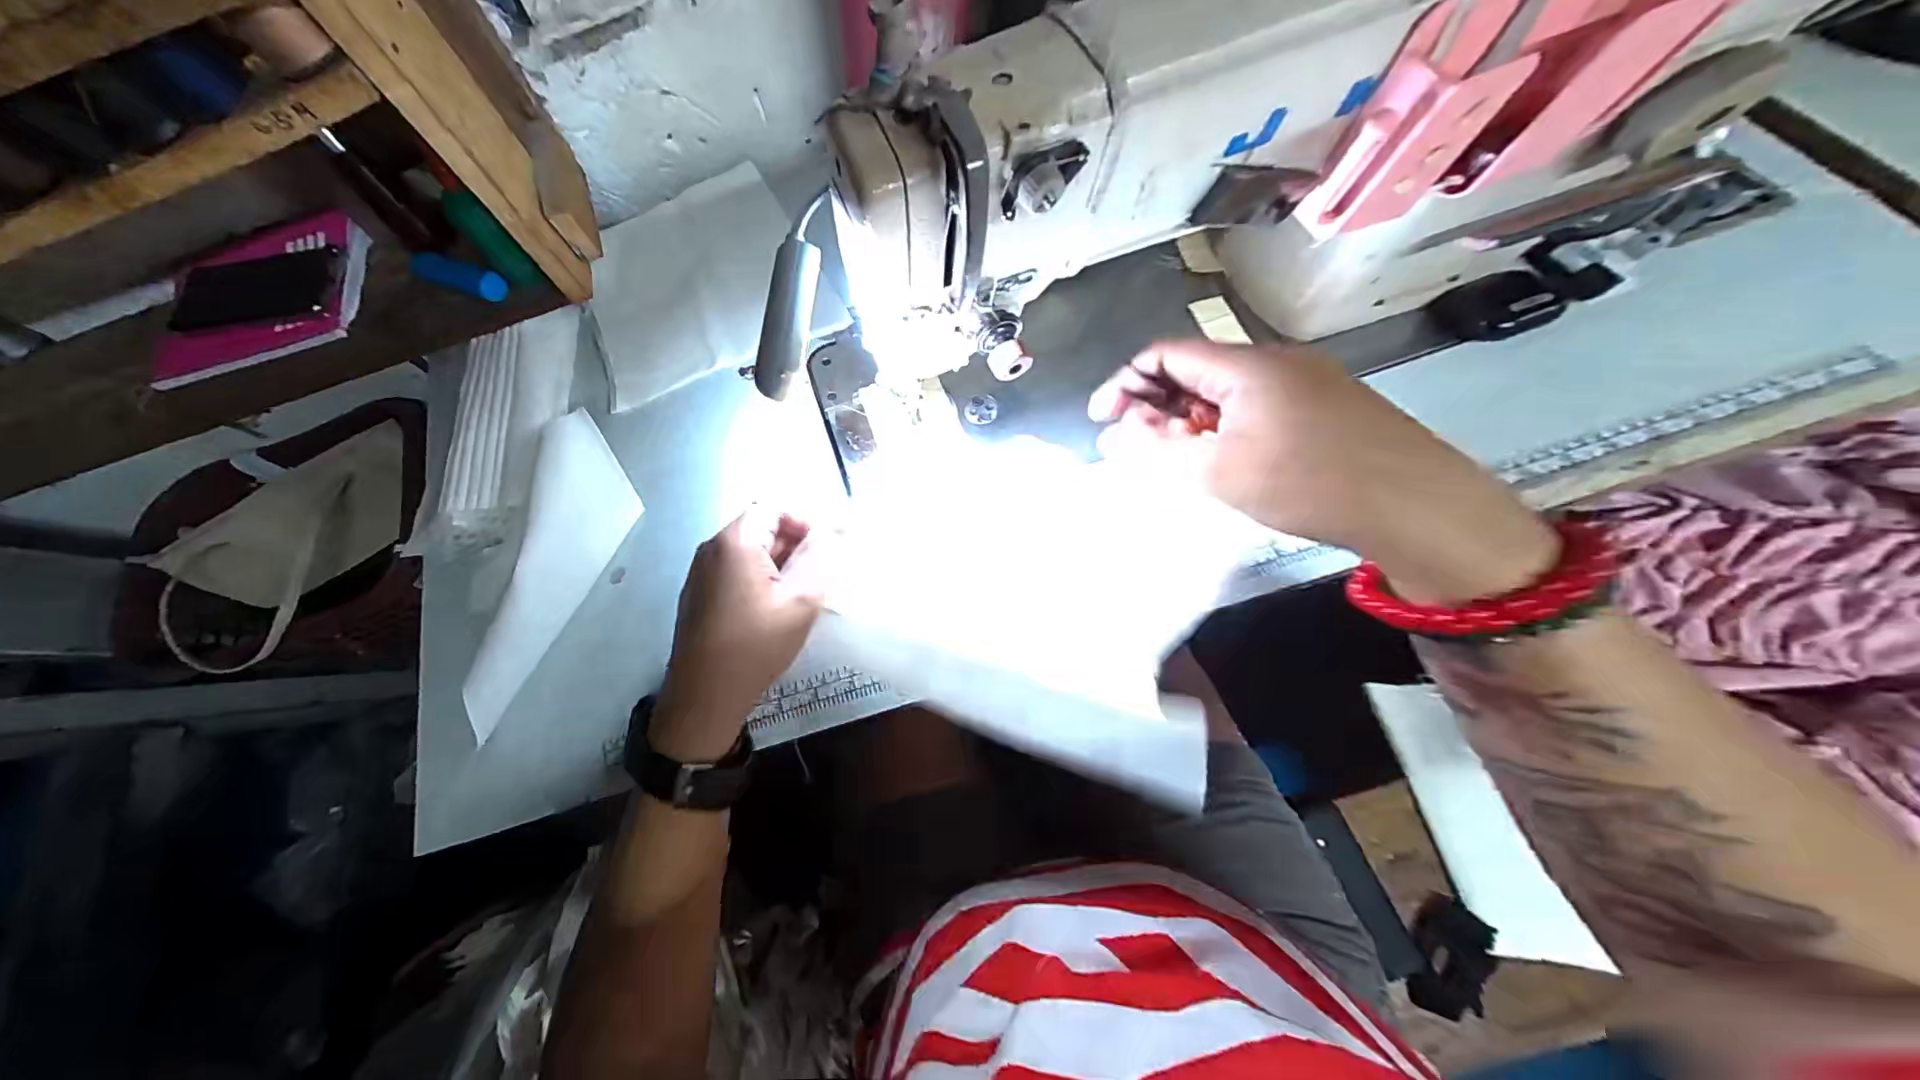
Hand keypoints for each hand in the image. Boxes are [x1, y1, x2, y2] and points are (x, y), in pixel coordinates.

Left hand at [654, 508, 832, 760]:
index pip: (773, 508)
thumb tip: (835, 532)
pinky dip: (758, 579)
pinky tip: (772, 611)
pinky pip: (734, 571)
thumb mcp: (800, 601)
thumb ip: (821, 558)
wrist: (704, 695)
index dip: (803, 522)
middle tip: (817, 577)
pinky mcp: (698, 595)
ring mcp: (700, 573)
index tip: (824, 551)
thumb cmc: (756, 645)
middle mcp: (711, 548)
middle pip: (759, 527)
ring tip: (798, 596)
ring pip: (748, 551)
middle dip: (793, 545)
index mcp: (734, 542)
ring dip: (777, 564)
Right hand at [1089, 340, 1558, 604]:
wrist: (1416, 506)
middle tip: (1139, 448)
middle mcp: (1276, 360)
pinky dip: (1225, 426)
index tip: (1102, 421)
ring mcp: (1307, 381)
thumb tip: (1114, 434)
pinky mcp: (1326, 406)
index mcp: (1247, 365)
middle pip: (1196, 368)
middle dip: (1156, 404)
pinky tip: (1226, 460)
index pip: (1166, 353)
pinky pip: (1257, 405)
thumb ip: (1158, 448)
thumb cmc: (1307, 483)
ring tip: (1179, 460)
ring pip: (1226, 390)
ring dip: (1190, 418)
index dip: (1125, 383)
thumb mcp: (1218, 471)